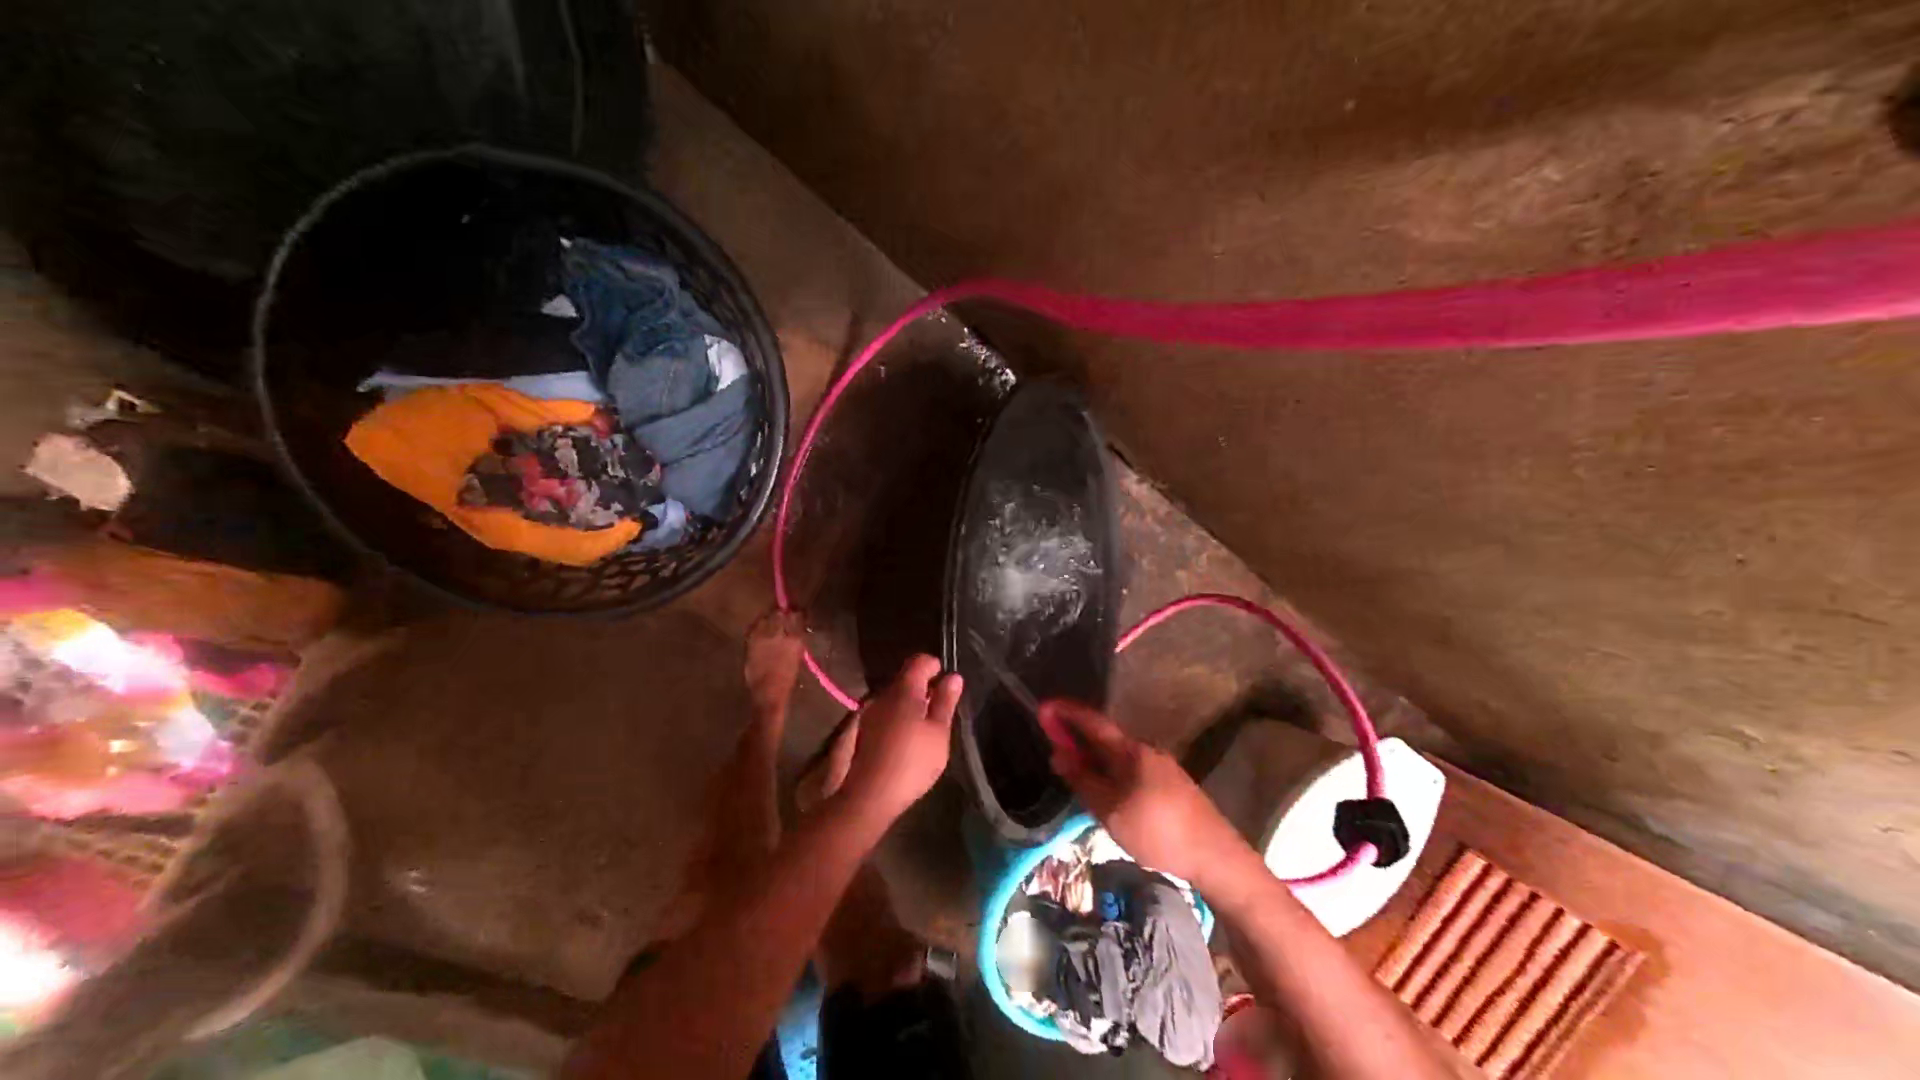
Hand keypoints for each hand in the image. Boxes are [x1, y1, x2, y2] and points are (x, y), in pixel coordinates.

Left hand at [744, 609, 806, 717]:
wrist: (769, 694)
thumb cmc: (787, 679)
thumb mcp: (797, 657)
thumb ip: (795, 641)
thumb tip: (793, 630)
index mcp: (795, 639)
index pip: (798, 616)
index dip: (797, 613)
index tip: (796, 612)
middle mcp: (780, 634)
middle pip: (780, 613)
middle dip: (782, 612)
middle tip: (782, 614)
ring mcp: (763, 637)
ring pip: (765, 617)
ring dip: (768, 618)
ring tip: (769, 622)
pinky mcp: (751, 642)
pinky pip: (753, 627)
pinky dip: (756, 626)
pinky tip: (759, 630)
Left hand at [836, 655, 962, 820]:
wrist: (870, 795)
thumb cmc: (912, 762)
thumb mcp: (938, 733)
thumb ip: (945, 702)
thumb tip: (953, 676)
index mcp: (904, 690)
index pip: (919, 661)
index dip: (936, 666)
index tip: (948, 683)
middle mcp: (883, 695)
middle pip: (906, 678)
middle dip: (924, 687)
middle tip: (941, 709)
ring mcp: (869, 712)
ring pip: (894, 697)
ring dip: (910, 704)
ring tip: (926, 726)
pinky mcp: (862, 731)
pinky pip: (885, 713)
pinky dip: (898, 717)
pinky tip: (907, 738)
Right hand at [1038, 699, 1260, 892]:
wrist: (1215, 856)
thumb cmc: (1158, 831)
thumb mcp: (1111, 810)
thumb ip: (1083, 781)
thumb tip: (1059, 754)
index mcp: (1131, 751)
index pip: (1093, 723)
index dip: (1067, 713)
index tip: (1044, 707)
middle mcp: (1147, 751)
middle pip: (1106, 739)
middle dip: (1079, 739)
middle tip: (1056, 748)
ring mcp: (1162, 768)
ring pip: (1119, 757)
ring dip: (1095, 759)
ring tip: (1078, 777)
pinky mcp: (1171, 786)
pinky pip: (1132, 770)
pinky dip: (1112, 773)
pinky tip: (1108, 794)